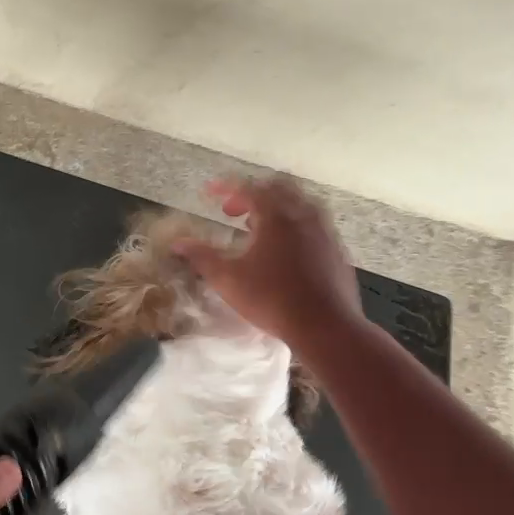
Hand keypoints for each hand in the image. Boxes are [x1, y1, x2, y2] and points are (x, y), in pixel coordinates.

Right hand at [171, 175, 364, 351]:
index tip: (207, 192)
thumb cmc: (272, 298)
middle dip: (252, 194)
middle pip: (279, 188)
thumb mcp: (227, 279)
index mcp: (277, 216)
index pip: (249, 188)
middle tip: (232, 211)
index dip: (226, 187)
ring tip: (256, 229)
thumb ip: (201, 257)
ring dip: (275, 208)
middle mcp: (304, 216)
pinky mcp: (336, 249)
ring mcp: (325, 231)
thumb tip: (177, 243)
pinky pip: (313, 223)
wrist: (326, 326)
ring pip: (299, 204)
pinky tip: (282, 250)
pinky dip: (293, 225)